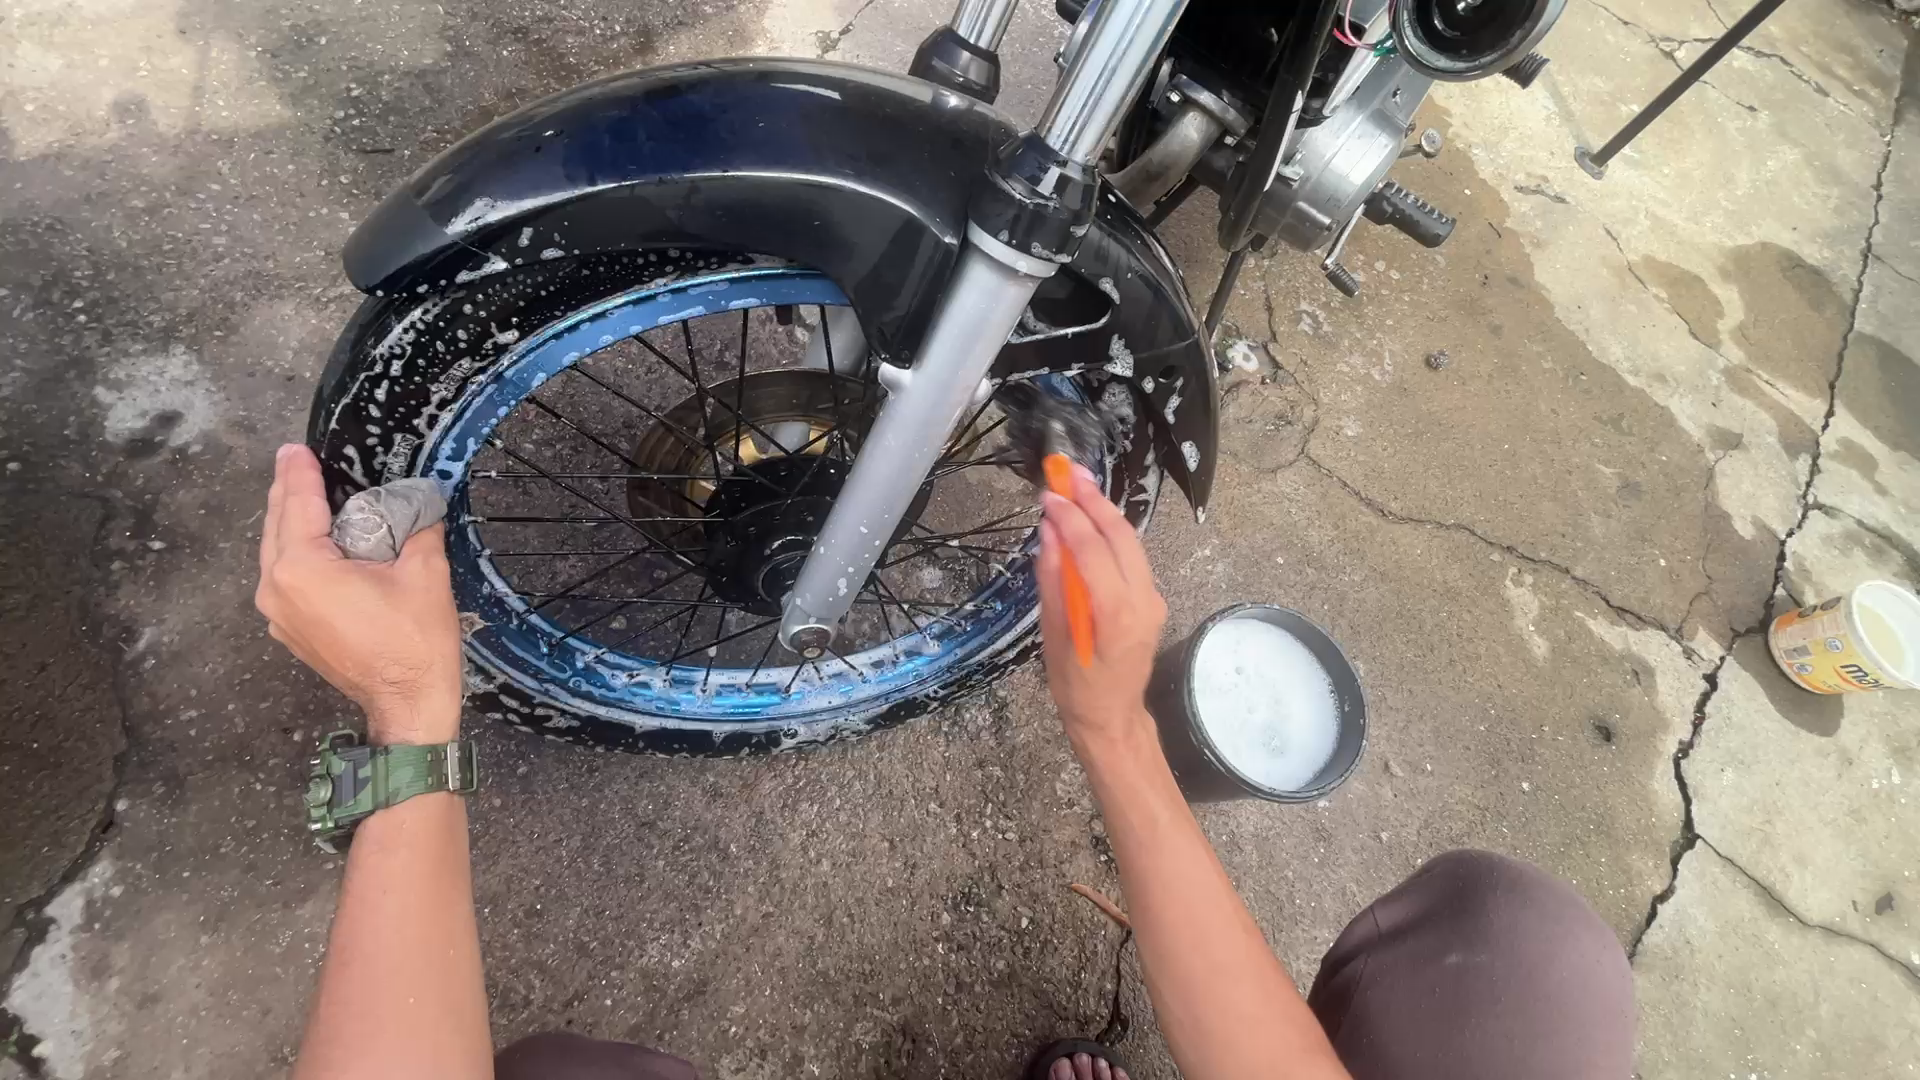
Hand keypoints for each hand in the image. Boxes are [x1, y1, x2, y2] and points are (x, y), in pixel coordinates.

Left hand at [256, 444, 463, 743]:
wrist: (409, 699)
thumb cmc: (417, 638)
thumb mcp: (427, 574)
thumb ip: (418, 531)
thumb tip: (422, 506)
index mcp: (303, 569)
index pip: (299, 507)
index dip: (300, 474)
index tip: (295, 448)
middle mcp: (276, 587)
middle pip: (278, 528)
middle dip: (290, 494)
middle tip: (298, 463)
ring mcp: (278, 613)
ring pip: (279, 554)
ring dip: (294, 524)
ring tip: (312, 500)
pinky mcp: (291, 629)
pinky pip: (289, 579)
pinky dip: (301, 554)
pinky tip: (325, 548)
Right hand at [1036, 464, 1167, 752]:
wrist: (1113, 718)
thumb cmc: (1076, 687)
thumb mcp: (1054, 637)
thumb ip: (1054, 581)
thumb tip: (1049, 533)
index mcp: (1117, 613)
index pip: (1093, 550)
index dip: (1070, 517)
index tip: (1048, 494)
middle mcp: (1144, 600)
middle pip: (1122, 535)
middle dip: (1095, 499)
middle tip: (1068, 470)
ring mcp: (1154, 600)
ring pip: (1131, 542)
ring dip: (1104, 511)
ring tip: (1077, 484)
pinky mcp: (1152, 601)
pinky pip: (1131, 558)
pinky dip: (1110, 535)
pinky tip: (1090, 520)